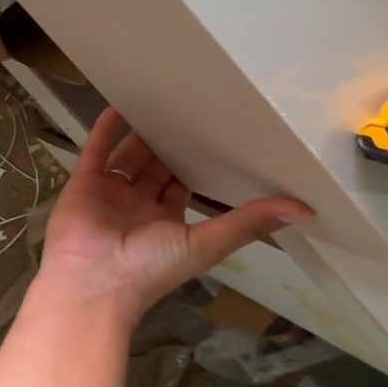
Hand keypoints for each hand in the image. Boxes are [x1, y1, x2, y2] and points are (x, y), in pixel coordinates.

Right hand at [39, 109, 312, 320]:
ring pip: (126, 159)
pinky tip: (118, 110)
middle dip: (167, 148)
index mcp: (165, 221)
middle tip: (186, 118)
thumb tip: (305, 209)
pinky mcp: (82, 183)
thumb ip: (247, 222)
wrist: (95, 277)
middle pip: (153, 170)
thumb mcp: (206, 243)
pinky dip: (104, 133)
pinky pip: (95, 154)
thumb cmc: (152, 265)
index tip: (214, 141)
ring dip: (138, 138)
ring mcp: (107, 193)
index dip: (195, 166)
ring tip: (156, 109)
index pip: (180, 187)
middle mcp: (135, 205)